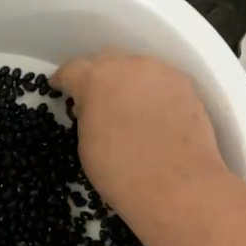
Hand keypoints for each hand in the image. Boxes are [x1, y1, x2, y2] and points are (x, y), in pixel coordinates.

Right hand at [53, 49, 232, 237]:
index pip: (72, 70)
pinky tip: (149, 114)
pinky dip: (149, 92)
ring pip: (136, 69)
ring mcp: (161, 73)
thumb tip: (93, 108)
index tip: (60, 89)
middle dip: (96, 77)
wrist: (178, 185)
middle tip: (93, 100)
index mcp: (96, 79)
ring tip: (124, 108)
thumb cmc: (121, 172)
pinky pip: (158, 81)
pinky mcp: (186, 85)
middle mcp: (130, 66)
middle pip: (106, 60)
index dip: (63, 80)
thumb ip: (86, 115)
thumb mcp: (86, 144)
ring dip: (125, 83)